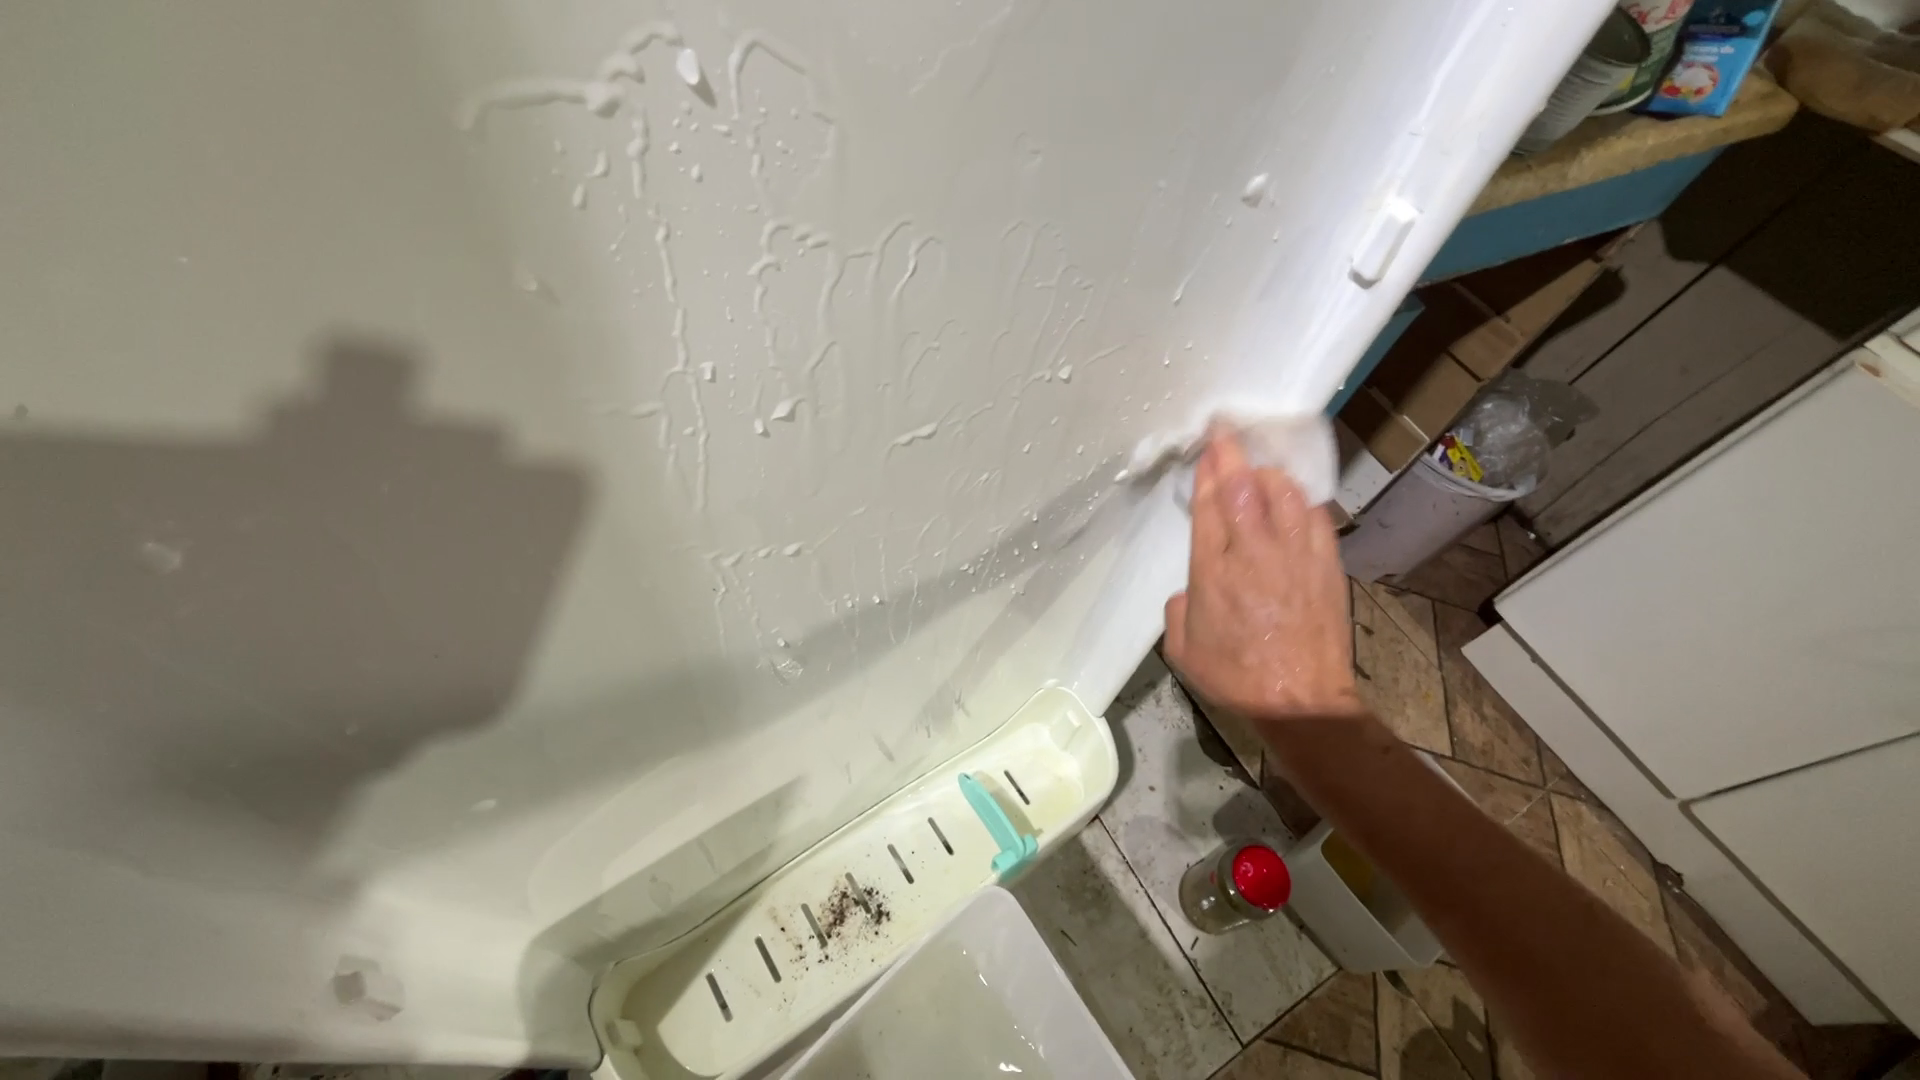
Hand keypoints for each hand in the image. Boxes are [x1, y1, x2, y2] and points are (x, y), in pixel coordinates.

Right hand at [1163, 427, 1360, 720]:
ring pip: (1284, 494)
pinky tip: (1294, 497)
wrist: (1299, 701)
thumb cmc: (1234, 677)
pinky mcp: (1327, 566)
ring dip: (1269, 473)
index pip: (1210, 505)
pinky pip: (1315, 517)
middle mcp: (1254, 554)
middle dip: (1234, 454)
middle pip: (1244, 488)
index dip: (1208, 470)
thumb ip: (1180, 608)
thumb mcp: (1181, 648)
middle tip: (1228, 433)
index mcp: (1214, 572)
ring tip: (1261, 467)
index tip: (1209, 446)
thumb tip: (1193, 590)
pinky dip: (1301, 499)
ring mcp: (1296, 556)